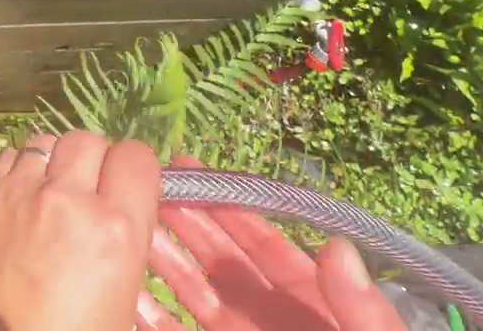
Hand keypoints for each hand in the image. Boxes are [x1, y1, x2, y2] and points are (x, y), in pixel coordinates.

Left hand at [0, 131, 160, 330]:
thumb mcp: (126, 299)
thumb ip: (128, 242)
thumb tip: (126, 212)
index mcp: (116, 228)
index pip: (137, 158)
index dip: (138, 168)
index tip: (133, 186)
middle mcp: (68, 197)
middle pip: (88, 140)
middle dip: (97, 159)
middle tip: (94, 188)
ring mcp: (21, 189)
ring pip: (46, 141)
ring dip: (58, 159)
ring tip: (58, 188)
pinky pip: (11, 154)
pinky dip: (23, 165)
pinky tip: (26, 191)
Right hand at [138, 156, 407, 330]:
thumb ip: (364, 312)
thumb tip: (337, 244)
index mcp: (314, 309)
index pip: (265, 245)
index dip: (228, 204)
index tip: (189, 167)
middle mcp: (268, 319)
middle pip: (218, 257)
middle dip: (181, 216)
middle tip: (141, 183)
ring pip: (187, 287)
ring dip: (155, 252)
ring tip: (122, 221)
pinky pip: (166, 330)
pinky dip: (142, 307)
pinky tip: (118, 284)